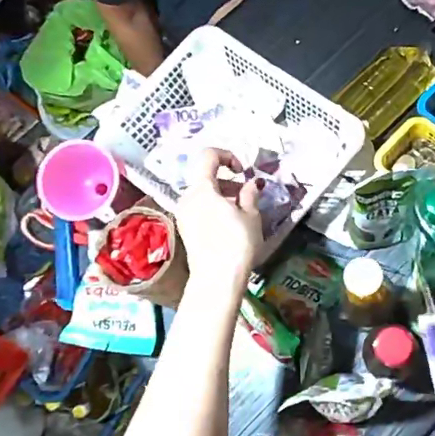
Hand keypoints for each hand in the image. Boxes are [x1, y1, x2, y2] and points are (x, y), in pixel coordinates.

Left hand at [173, 149, 263, 285]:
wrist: (217, 280)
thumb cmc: (237, 244)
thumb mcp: (251, 216)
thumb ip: (250, 194)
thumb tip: (251, 183)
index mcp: (202, 188)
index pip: (208, 156)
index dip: (227, 156)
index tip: (242, 170)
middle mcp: (187, 198)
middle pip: (205, 178)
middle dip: (227, 181)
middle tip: (247, 196)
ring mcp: (183, 215)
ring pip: (202, 195)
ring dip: (221, 196)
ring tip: (242, 212)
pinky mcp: (184, 230)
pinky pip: (199, 209)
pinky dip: (213, 209)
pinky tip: (229, 225)